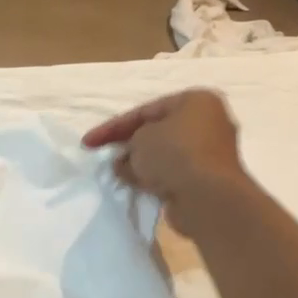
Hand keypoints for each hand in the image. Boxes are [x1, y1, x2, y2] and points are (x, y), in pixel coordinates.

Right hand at [82, 89, 248, 235]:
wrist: (207, 196)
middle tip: (105, 156)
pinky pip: (172, 173)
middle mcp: (207, 122)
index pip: (145, 111)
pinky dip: (153, 178)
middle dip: (128, 144)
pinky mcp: (206, 177)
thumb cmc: (174, 155)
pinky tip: (135, 185)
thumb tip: (127, 161)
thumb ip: (128, 144)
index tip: (88, 142)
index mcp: (195, 101)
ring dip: (140, 163)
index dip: (112, 126)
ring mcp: (209, 151)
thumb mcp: (140, 140)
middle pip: (156, 131)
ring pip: (163, 154)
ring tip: (116, 174)